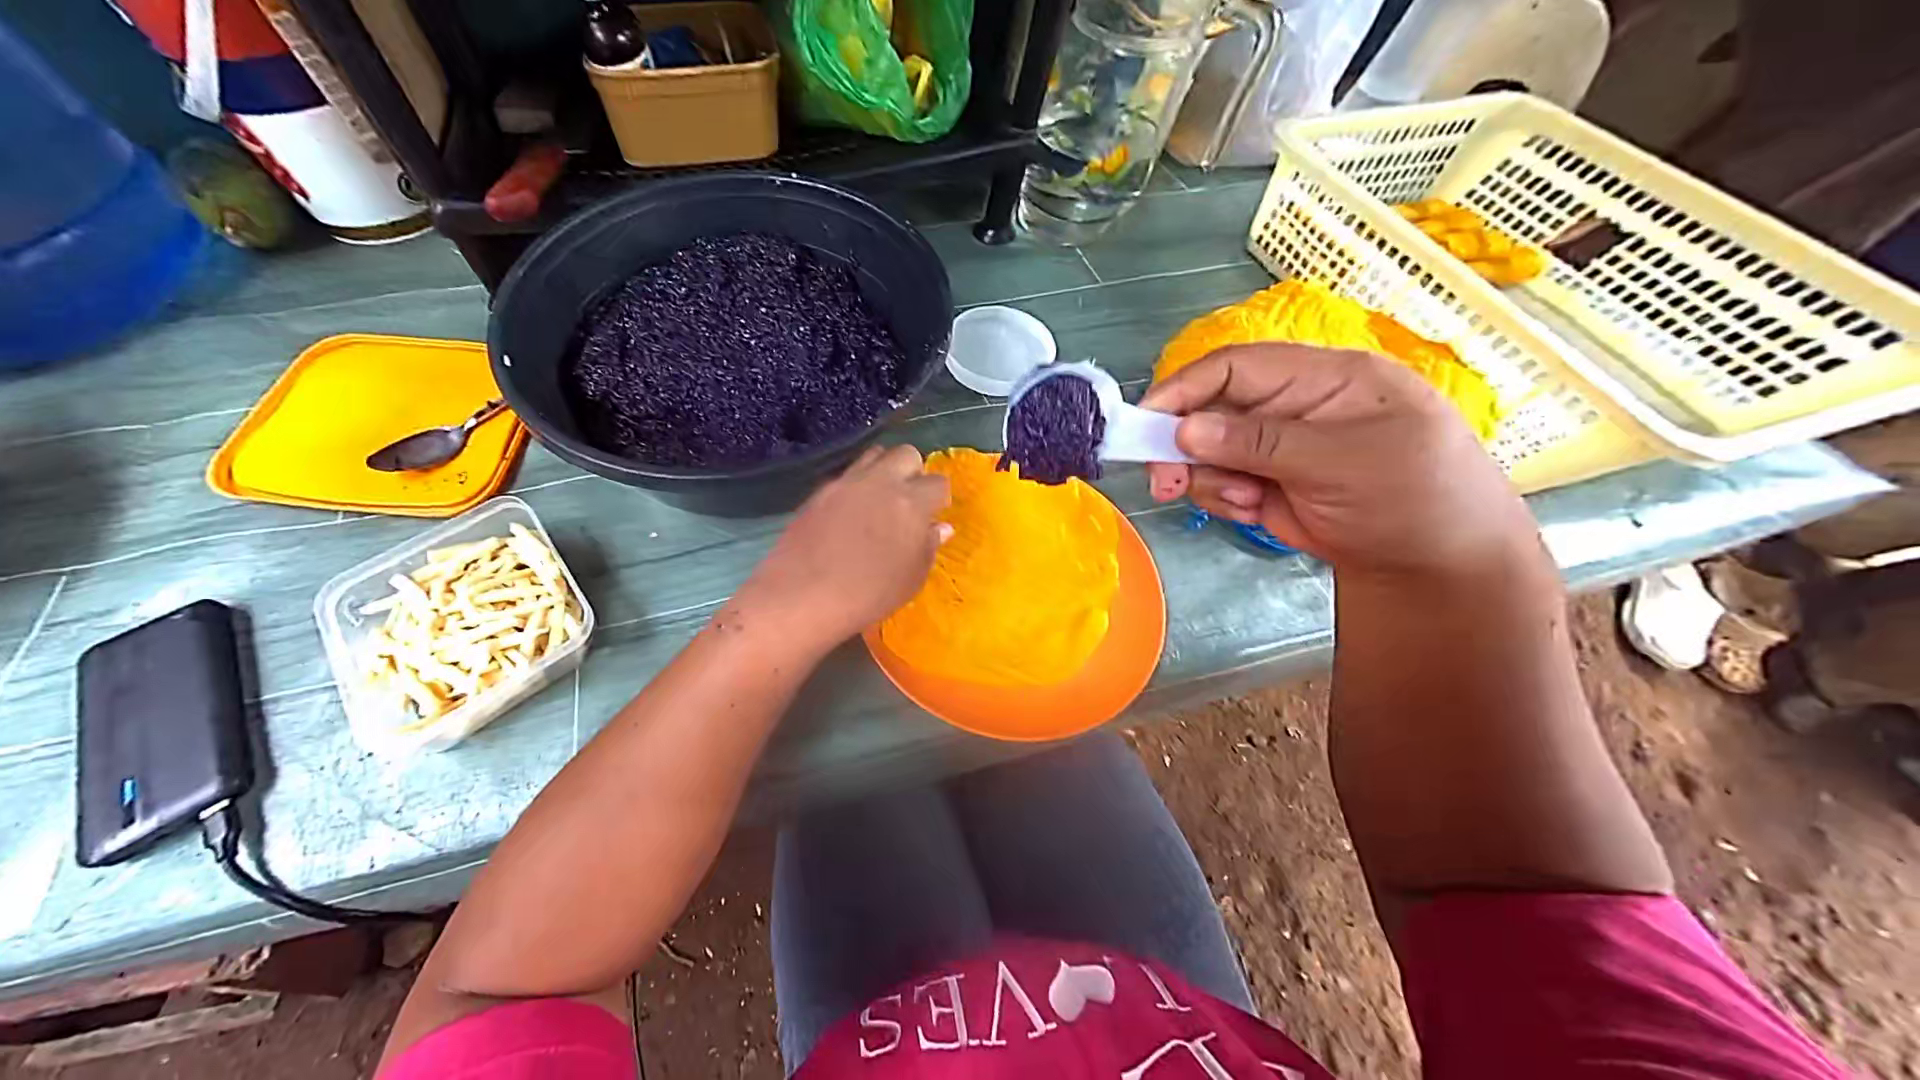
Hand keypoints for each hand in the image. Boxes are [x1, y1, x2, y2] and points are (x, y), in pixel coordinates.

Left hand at [739, 444, 950, 643]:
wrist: (804, 597)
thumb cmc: (870, 595)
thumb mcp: (912, 578)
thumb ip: (928, 546)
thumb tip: (939, 528)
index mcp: (911, 503)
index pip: (937, 482)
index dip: (939, 498)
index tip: (934, 514)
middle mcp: (880, 482)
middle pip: (906, 454)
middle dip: (913, 471)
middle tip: (909, 500)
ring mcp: (846, 483)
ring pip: (874, 455)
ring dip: (884, 470)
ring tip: (881, 499)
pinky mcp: (819, 492)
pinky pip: (846, 476)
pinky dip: (856, 486)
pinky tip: (851, 514)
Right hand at [1141, 344, 1541, 581]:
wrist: (1435, 564)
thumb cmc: (1411, 494)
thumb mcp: (1340, 461)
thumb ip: (1259, 443)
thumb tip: (1184, 430)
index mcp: (1316, 377)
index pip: (1233, 367)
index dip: (1183, 389)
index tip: (1143, 422)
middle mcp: (1287, 406)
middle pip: (1208, 410)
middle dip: (1183, 446)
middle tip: (1166, 483)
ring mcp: (1272, 447)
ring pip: (1205, 452)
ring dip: (1211, 480)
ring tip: (1250, 503)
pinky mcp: (1262, 483)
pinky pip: (1217, 483)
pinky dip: (1223, 500)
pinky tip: (1257, 512)